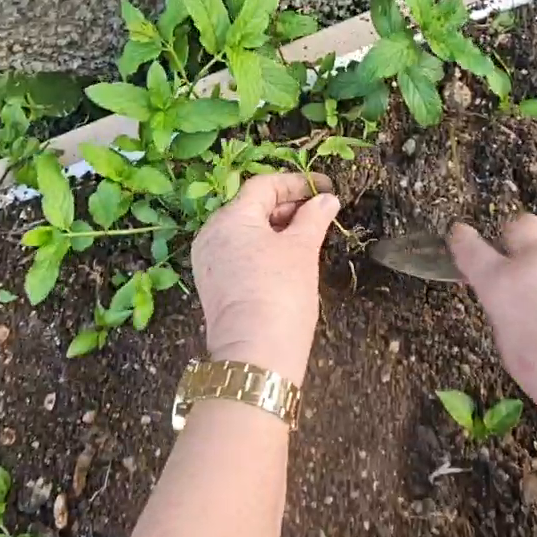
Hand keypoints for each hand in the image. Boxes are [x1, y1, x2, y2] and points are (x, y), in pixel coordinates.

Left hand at [190, 173, 338, 384]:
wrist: (255, 352)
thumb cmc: (280, 293)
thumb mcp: (302, 249)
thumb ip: (314, 218)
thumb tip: (326, 200)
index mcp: (230, 218)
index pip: (263, 186)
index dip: (296, 183)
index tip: (325, 188)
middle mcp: (211, 234)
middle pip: (252, 207)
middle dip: (288, 206)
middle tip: (321, 212)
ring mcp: (209, 260)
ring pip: (246, 231)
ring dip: (277, 228)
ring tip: (309, 234)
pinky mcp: (214, 284)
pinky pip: (239, 253)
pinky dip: (263, 248)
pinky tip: (288, 258)